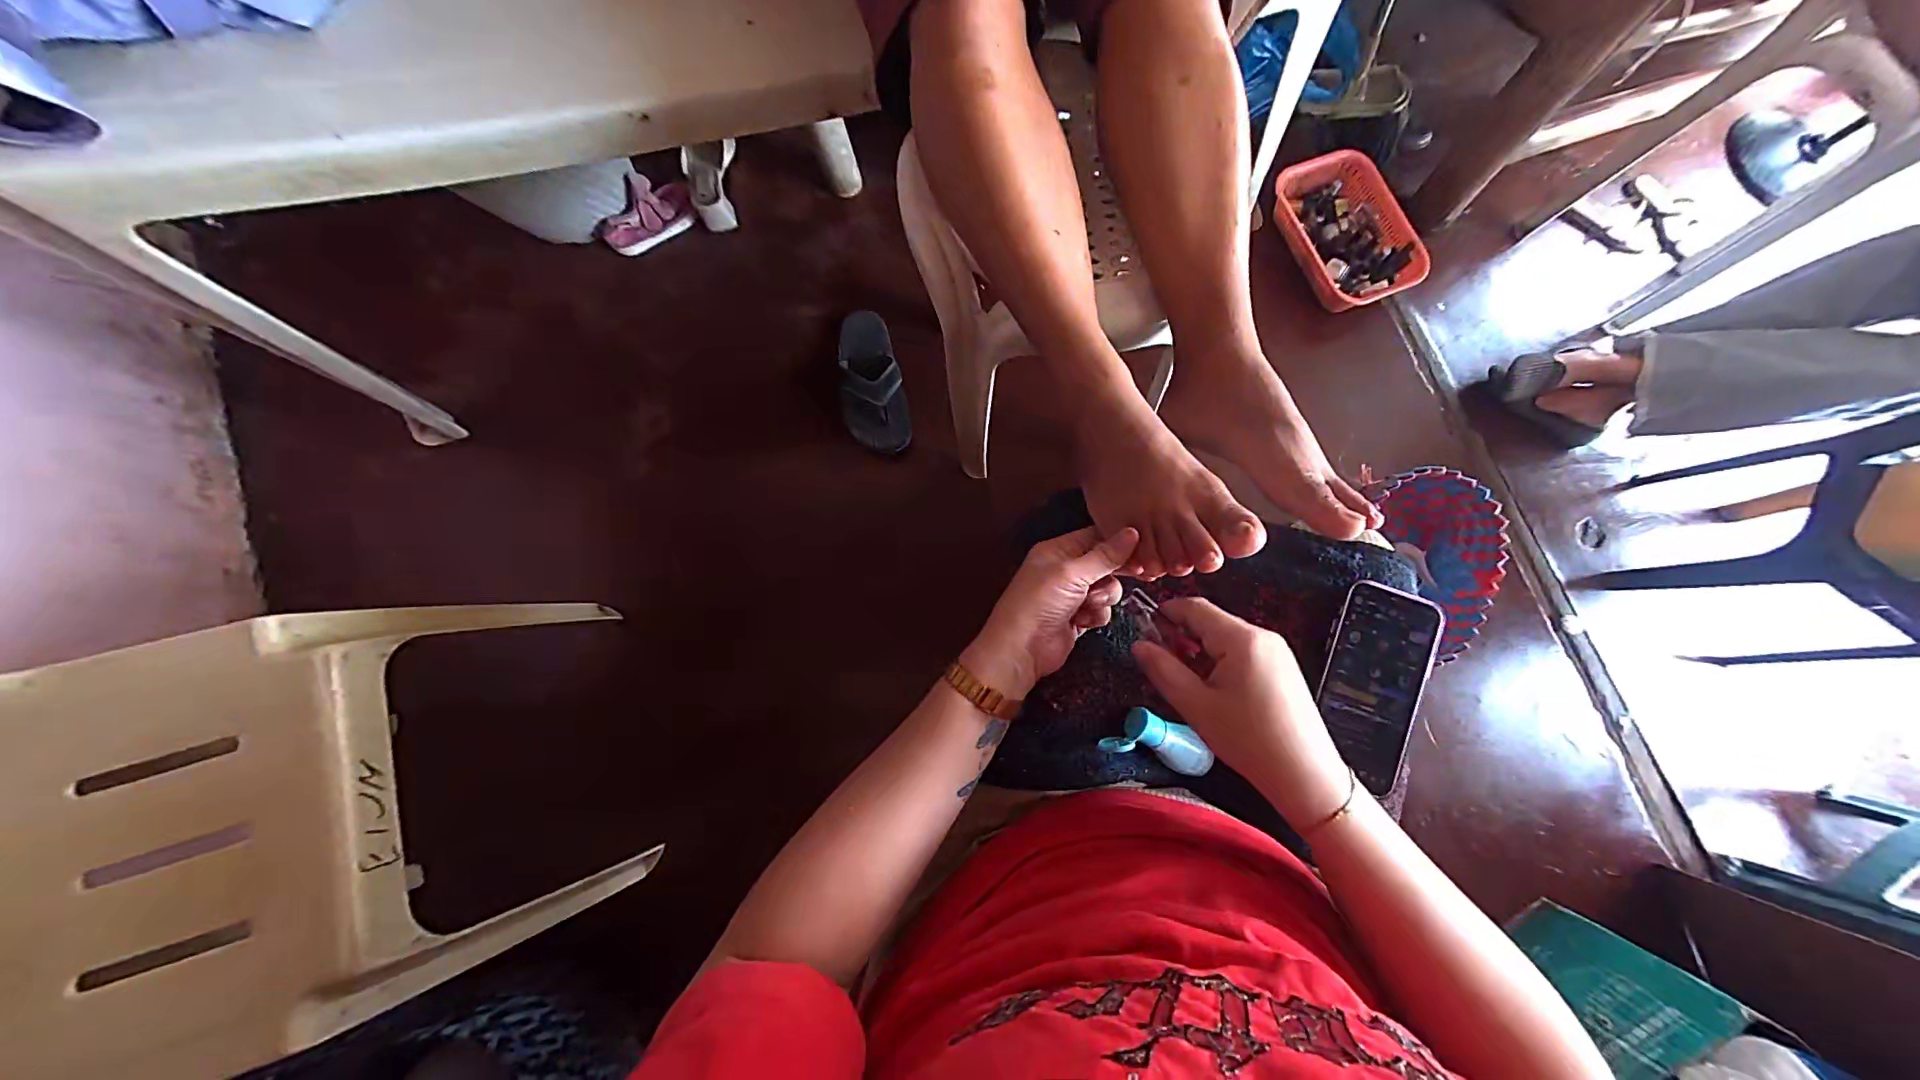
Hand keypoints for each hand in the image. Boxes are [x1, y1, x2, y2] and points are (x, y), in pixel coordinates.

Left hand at [960, 527, 1139, 699]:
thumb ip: (1104, 555)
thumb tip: (1132, 532)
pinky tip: (1083, 621)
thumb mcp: (1072, 573)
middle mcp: (1065, 569)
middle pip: (1105, 563)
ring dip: (1103, 597)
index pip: (1095, 537)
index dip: (1119, 543)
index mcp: (1057, 550)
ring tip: (1088, 604)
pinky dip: (1096, 615)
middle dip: (1115, 572)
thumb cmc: (1040, 603)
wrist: (1022, 649)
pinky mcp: (1078, 617)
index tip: (1144, 549)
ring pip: (1107, 588)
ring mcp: (1072, 594)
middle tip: (1141, 575)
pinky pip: (1102, 609)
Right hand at [1131, 598, 1350, 826]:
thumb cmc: (1252, 741)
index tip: (1144, 630)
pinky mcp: (1281, 668)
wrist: (1304, 774)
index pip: (1194, 607)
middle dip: (1181, 638)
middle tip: (1162, 664)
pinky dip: (1220, 663)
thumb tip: (1141, 646)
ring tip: (1189, 685)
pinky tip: (1214, 692)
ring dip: (1199, 653)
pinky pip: (1241, 653)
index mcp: (1242, 639)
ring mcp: (1276, 652)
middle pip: (1210, 622)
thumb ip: (1162, 669)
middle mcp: (1263, 637)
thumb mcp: (1195, 705)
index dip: (1164, 614)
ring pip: (1224, 638)